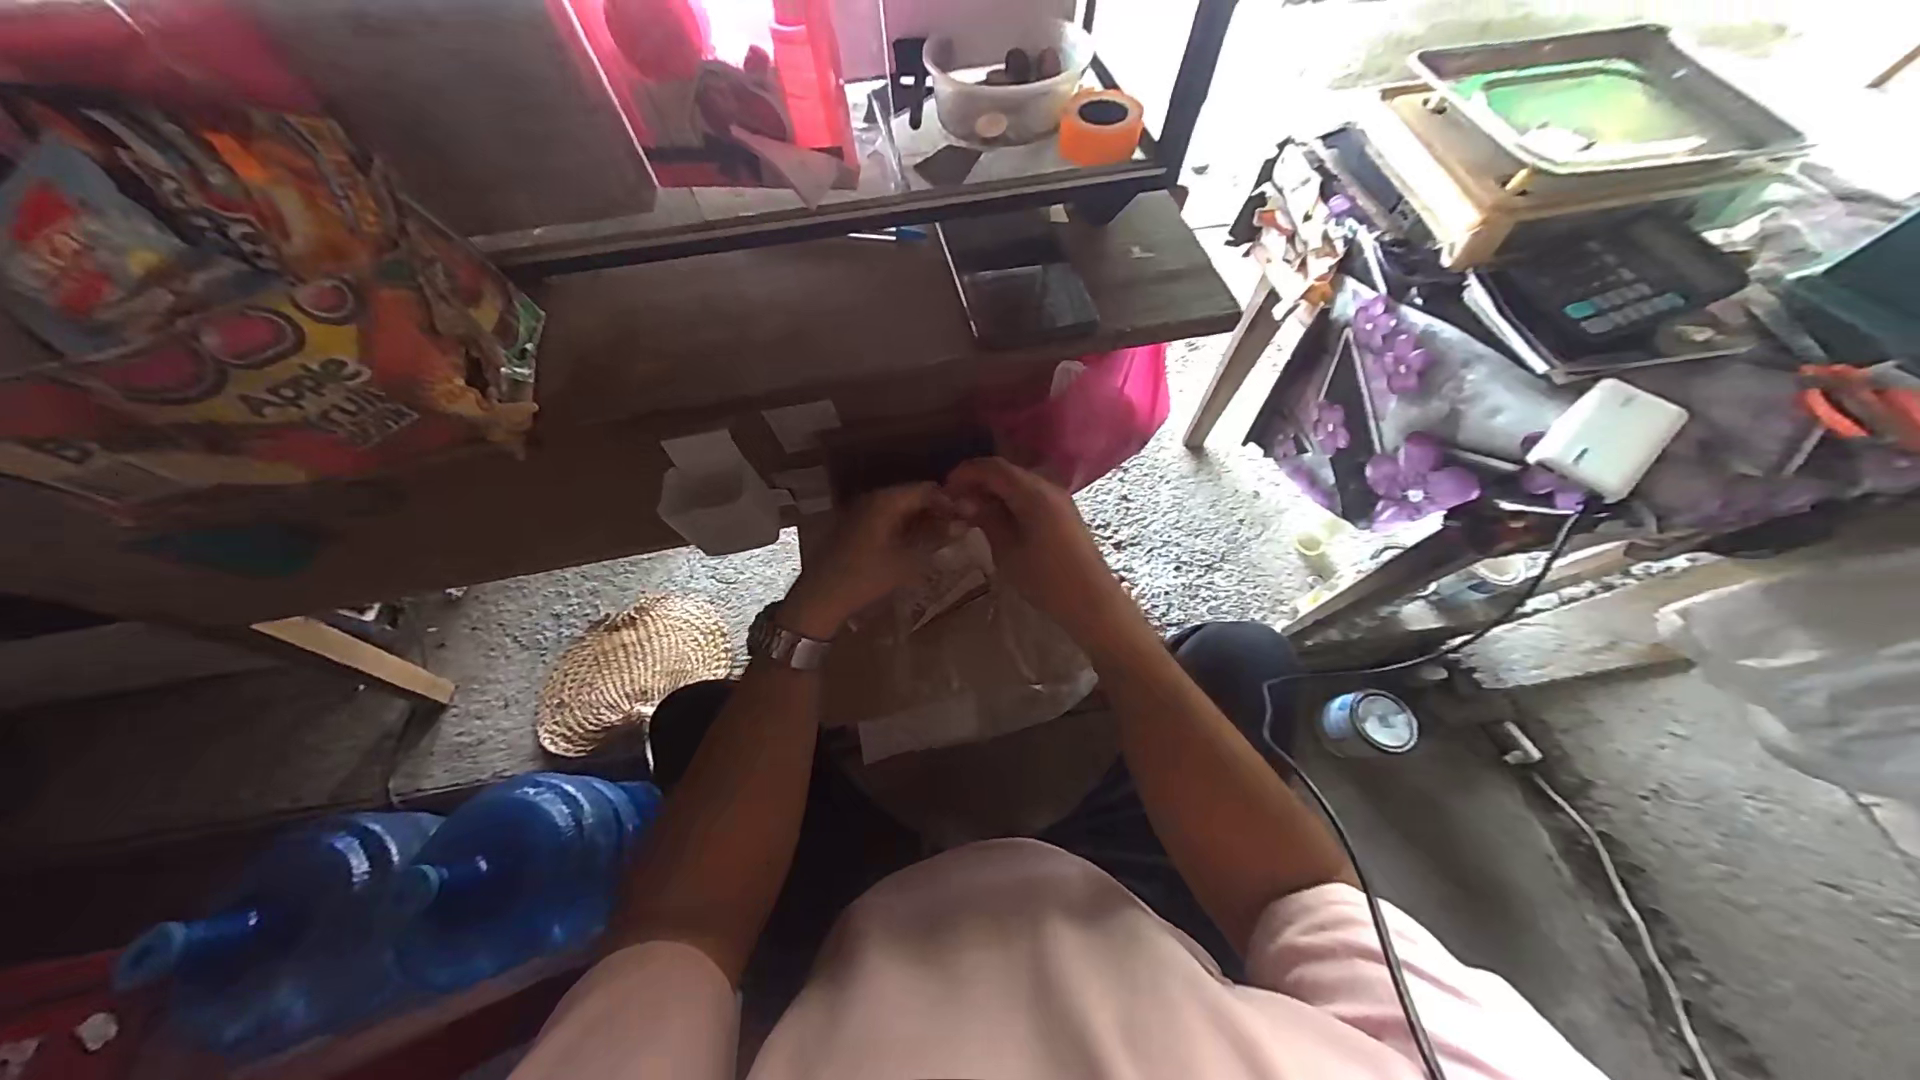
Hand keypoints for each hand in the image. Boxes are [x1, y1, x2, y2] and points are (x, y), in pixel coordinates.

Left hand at [781, 482, 961, 637]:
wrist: (821, 597)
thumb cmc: (865, 577)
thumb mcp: (908, 560)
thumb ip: (937, 538)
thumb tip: (963, 524)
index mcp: (886, 500)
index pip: (927, 489)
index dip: (950, 501)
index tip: (968, 517)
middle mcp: (873, 498)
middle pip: (913, 496)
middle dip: (937, 510)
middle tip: (958, 528)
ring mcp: (861, 511)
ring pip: (900, 508)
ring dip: (922, 520)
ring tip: (942, 538)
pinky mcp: (855, 526)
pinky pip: (887, 518)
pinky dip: (905, 527)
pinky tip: (917, 543)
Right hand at [944, 457, 1150, 658]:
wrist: (1092, 601)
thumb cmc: (1047, 580)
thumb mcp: (1008, 551)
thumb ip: (987, 519)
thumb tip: (965, 500)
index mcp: (1033, 493)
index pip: (992, 467)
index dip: (965, 473)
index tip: (945, 490)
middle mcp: (1048, 486)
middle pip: (1006, 470)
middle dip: (978, 481)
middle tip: (955, 501)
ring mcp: (1059, 497)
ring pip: (1018, 481)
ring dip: (993, 490)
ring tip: (972, 511)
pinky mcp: (1063, 511)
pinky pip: (1030, 493)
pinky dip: (1009, 498)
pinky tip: (997, 517)